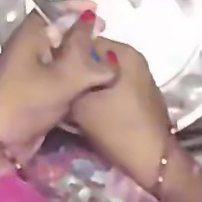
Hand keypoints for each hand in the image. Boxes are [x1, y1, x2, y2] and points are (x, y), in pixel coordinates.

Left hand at [0, 4, 116, 149]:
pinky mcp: (37, 92)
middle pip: (59, 32)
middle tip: (105, 33)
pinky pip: (61, 77)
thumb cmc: (26, 101)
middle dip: (83, 32)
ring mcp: (32, 71)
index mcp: (31, 35)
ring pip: (62, 56)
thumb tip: (113, 57)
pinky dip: (77, 76)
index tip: (98, 9)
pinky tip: (95, 81)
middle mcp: (31, 48)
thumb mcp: (64, 78)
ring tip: (106, 58)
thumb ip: (92, 64)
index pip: (53, 9)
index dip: (76, 7)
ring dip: (82, 56)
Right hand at [69, 39, 174, 185]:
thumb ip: (66, 83)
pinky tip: (88, 105)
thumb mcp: (82, 106)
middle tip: (57, 86)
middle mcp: (133, 57)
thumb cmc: (118, 129)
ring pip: (103, 71)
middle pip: (95, 55)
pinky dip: (100, 90)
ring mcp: (139, 74)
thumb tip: (55, 73)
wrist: (153, 159)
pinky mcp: (141, 91)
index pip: (84, 41)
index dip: (63, 55)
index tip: (49, 72)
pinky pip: (114, 82)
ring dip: (87, 81)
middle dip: (76, 69)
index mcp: (122, 53)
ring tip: (69, 97)